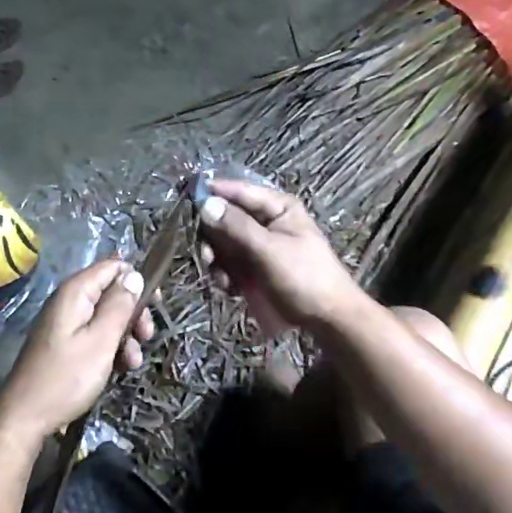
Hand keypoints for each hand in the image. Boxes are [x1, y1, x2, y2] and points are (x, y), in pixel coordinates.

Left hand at [0, 260, 155, 441]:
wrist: (25, 418)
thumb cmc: (66, 378)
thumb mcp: (101, 341)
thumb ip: (120, 305)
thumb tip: (134, 275)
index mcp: (75, 292)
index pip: (113, 266)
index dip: (136, 280)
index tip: (155, 303)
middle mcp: (70, 301)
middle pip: (112, 292)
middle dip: (133, 313)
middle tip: (146, 336)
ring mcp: (67, 323)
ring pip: (107, 316)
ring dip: (126, 336)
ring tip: (132, 362)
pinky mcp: (66, 343)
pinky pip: (95, 334)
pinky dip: (111, 347)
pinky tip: (119, 369)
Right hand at [198, 180, 365, 332]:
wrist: (328, 321)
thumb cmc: (305, 278)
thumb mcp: (270, 250)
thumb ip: (237, 227)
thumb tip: (204, 203)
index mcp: (277, 207)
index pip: (237, 191)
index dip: (211, 193)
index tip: (182, 197)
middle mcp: (265, 221)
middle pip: (225, 217)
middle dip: (212, 236)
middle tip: (206, 255)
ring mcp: (259, 246)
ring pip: (223, 243)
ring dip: (216, 259)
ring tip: (221, 277)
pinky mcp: (254, 269)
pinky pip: (228, 264)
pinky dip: (224, 275)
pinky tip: (229, 288)